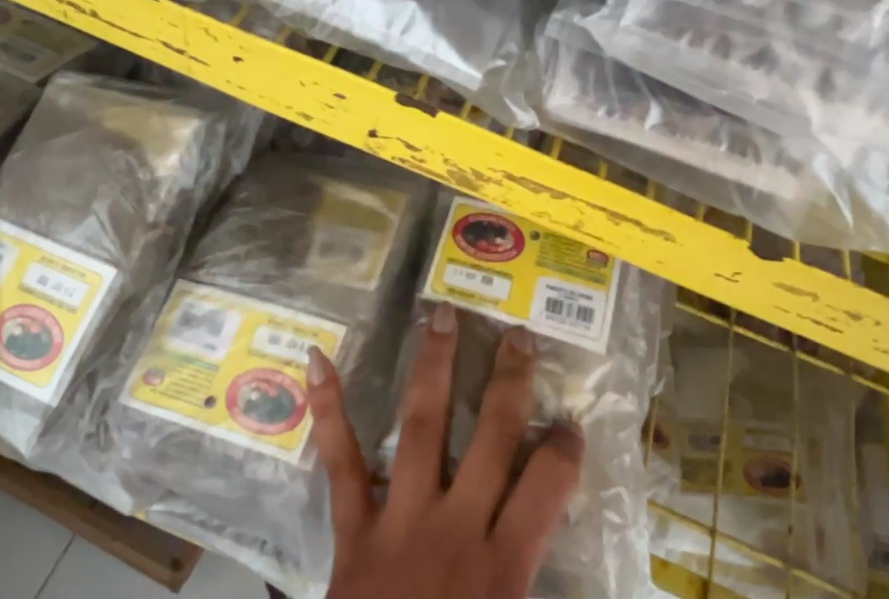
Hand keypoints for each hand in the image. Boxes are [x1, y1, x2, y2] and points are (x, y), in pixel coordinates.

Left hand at [306, 302, 584, 598]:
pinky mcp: (352, 528)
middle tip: (517, 334)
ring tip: (441, 316)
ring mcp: (399, 519)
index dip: (564, 451)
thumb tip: (548, 535)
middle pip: (492, 438)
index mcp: (502, 567)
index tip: (571, 425)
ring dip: (433, 368)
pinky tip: (316, 360)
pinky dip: (328, 411)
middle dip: (509, 383)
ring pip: (422, 427)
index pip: (547, 488)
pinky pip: (340, 463)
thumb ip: (529, 581)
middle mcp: (455, 528)